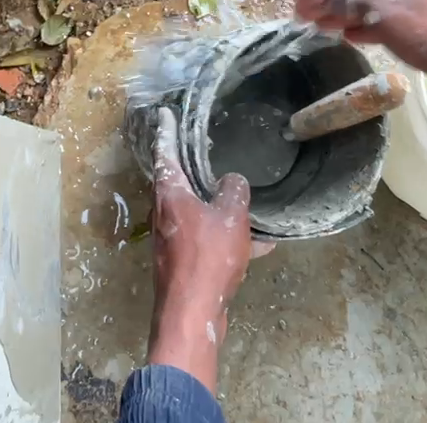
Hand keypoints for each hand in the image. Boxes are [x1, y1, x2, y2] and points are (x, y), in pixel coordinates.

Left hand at [146, 108, 262, 390]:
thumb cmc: (207, 256)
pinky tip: (262, 245)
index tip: (165, 112)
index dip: (167, 129)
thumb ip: (234, 191)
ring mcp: (173, 235)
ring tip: (245, 198)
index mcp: (169, 191)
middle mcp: (164, 209)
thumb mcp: (231, 217)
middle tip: (205, 146)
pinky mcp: (185, 259)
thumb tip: (232, 180)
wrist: (191, 313)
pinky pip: (209, 237)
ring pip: (198, 210)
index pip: (166, 150)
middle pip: (178, 179)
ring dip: (219, 205)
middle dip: (193, 164)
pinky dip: (229, 236)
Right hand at [293, 0, 426, 117]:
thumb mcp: (387, 15)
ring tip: (321, 28)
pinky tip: (353, 36)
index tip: (291, 4)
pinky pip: (389, 19)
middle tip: (301, 19)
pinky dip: (368, 25)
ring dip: (346, 14)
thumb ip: (349, 0)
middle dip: (329, 1)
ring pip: (374, 3)